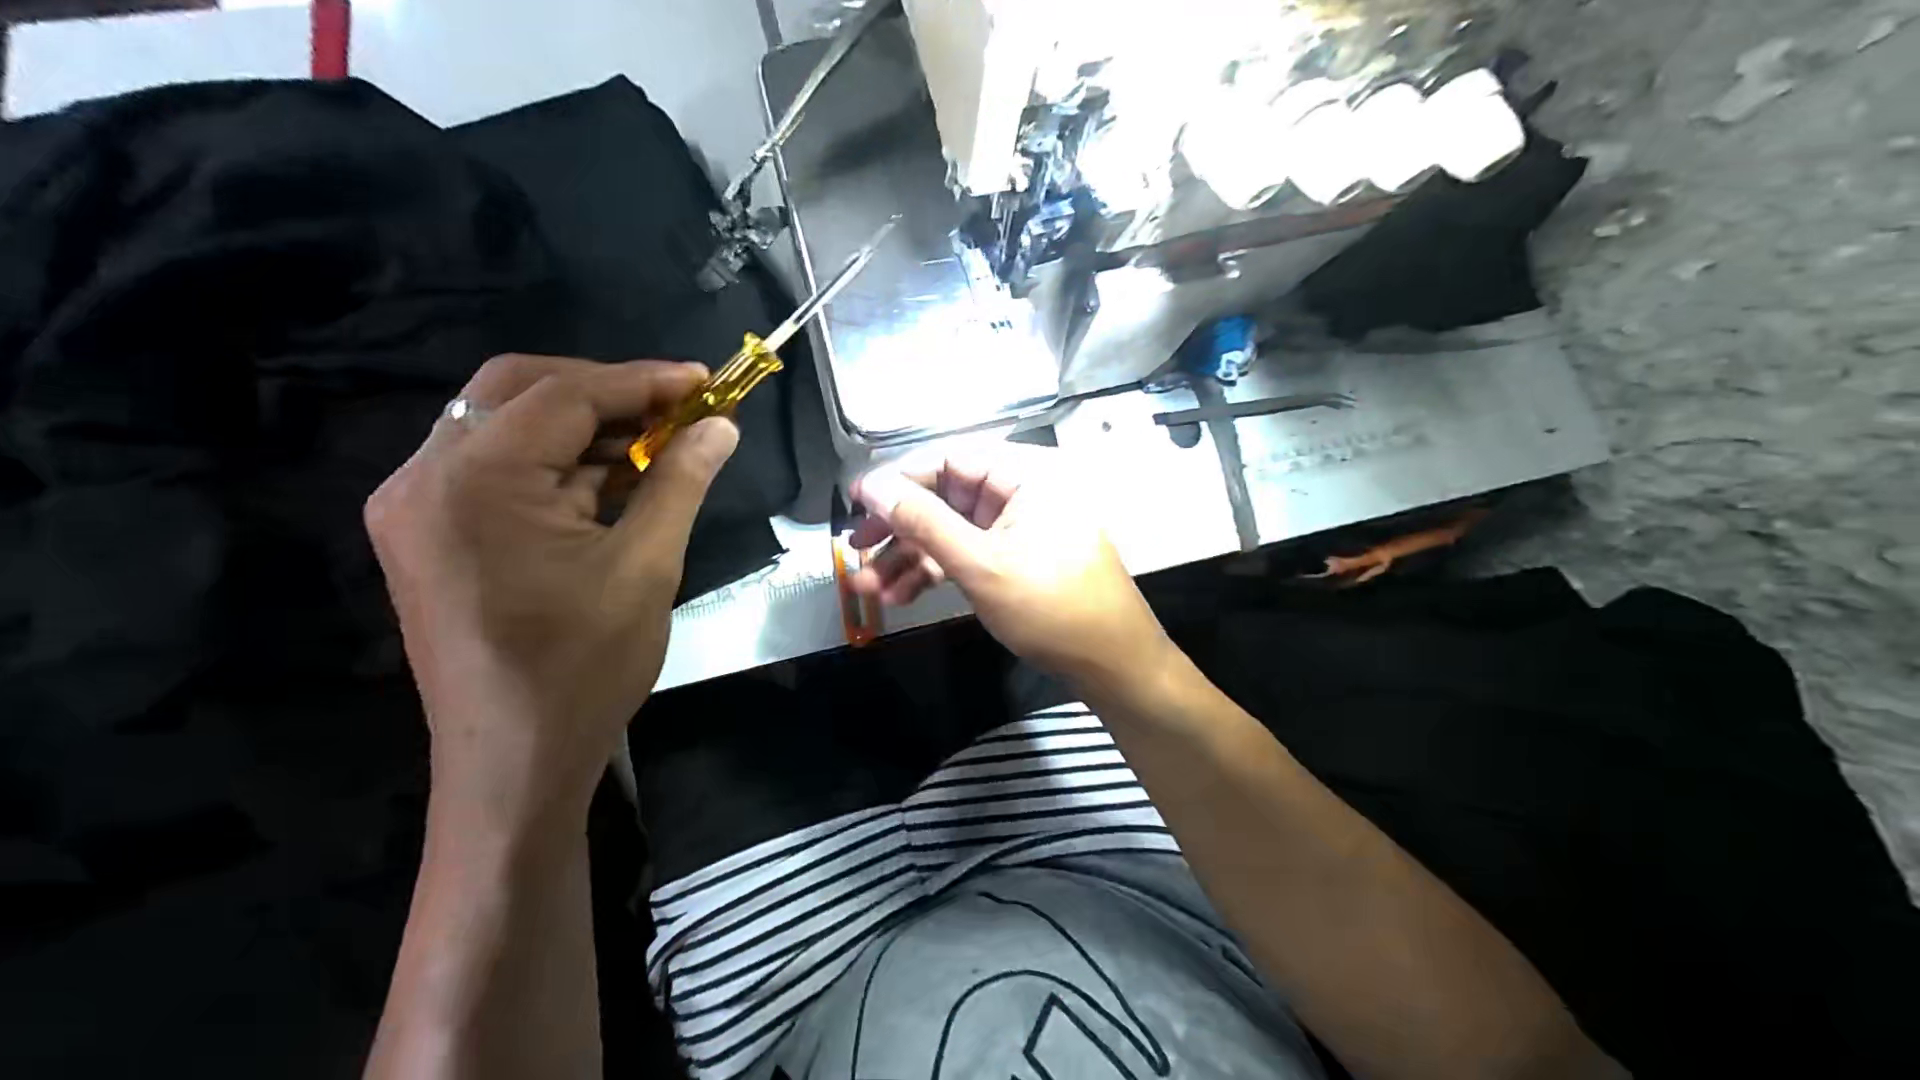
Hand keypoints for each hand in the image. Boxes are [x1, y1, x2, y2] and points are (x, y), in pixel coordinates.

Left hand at [365, 355, 736, 825]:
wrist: (514, 763)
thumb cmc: (584, 668)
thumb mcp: (646, 567)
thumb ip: (681, 481)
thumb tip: (723, 425)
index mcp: (475, 482)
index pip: (565, 395)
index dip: (644, 380)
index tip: (707, 380)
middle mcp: (424, 478)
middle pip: (518, 391)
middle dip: (606, 390)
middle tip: (677, 407)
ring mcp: (415, 507)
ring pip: (504, 426)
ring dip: (583, 426)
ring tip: (657, 444)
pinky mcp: (427, 534)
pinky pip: (494, 469)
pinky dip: (556, 463)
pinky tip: (610, 479)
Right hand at [848, 445, 1171, 687]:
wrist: (1111, 665)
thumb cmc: (1050, 608)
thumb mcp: (979, 563)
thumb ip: (922, 521)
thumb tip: (872, 485)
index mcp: (1026, 474)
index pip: (949, 461)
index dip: (899, 481)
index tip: (856, 505)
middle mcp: (1024, 492)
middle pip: (946, 498)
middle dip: (899, 530)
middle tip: (855, 551)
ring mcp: (1021, 527)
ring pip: (953, 531)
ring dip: (910, 558)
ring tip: (869, 589)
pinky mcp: (1018, 558)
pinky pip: (969, 554)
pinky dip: (937, 572)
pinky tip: (902, 596)